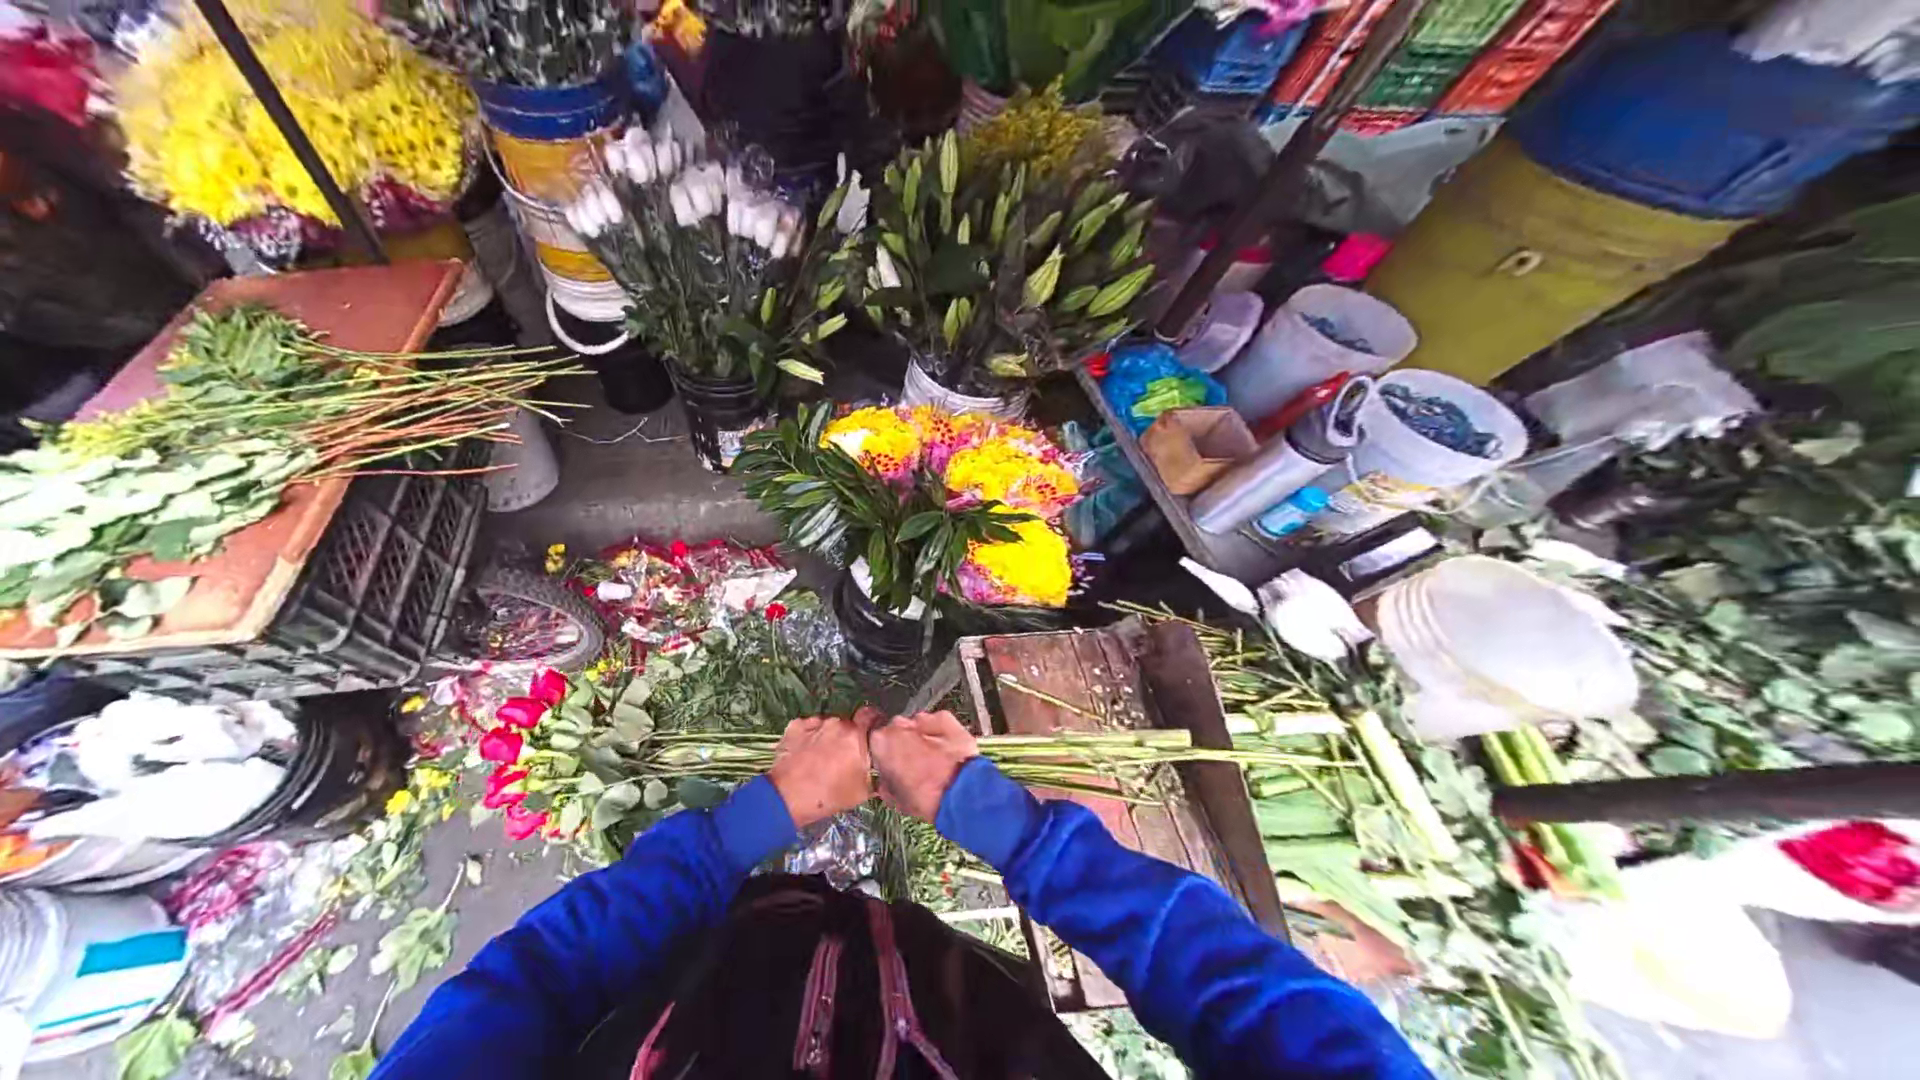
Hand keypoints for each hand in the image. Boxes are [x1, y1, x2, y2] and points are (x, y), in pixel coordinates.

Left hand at [768, 709, 875, 828]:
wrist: (787, 798)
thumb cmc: (829, 796)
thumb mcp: (863, 791)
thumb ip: (875, 773)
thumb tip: (881, 768)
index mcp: (856, 735)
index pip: (871, 715)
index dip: (872, 722)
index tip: (870, 733)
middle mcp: (836, 723)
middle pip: (847, 723)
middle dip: (847, 736)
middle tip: (843, 755)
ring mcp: (814, 722)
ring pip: (827, 725)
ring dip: (828, 736)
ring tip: (820, 757)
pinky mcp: (795, 726)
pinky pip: (808, 727)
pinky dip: (809, 737)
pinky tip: (805, 753)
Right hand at [869, 710, 977, 821]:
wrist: (958, 791)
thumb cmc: (924, 796)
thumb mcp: (894, 798)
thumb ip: (885, 782)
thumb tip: (887, 780)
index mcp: (881, 742)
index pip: (876, 743)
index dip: (885, 756)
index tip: (893, 766)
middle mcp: (899, 724)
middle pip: (896, 731)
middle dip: (903, 744)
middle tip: (915, 764)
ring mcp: (923, 719)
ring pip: (917, 726)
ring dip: (922, 738)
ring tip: (935, 759)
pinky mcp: (945, 718)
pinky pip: (937, 724)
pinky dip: (940, 734)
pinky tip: (947, 750)